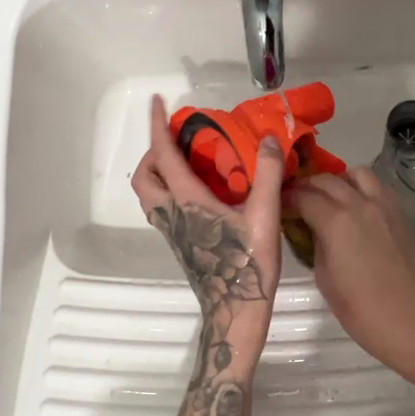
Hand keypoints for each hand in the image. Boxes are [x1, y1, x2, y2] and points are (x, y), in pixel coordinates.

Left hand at [131, 95, 284, 324]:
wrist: (235, 313)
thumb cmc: (247, 265)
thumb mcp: (264, 216)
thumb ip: (268, 174)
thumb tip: (270, 139)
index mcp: (187, 201)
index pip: (163, 155)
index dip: (158, 126)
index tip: (157, 102)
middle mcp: (172, 213)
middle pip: (144, 176)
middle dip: (153, 152)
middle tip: (177, 139)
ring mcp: (173, 231)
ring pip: (149, 194)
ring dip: (158, 171)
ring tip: (188, 160)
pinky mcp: (181, 243)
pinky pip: (163, 207)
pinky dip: (170, 188)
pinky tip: (202, 191)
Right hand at [290, 169, 414, 378]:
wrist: (407, 320)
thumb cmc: (358, 308)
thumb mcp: (323, 276)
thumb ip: (314, 243)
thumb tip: (311, 228)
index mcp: (336, 221)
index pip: (304, 196)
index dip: (287, 198)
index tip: (278, 204)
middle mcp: (360, 204)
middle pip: (327, 180)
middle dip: (308, 186)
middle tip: (297, 199)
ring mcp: (383, 206)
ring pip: (357, 173)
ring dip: (339, 180)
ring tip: (330, 197)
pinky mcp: (399, 214)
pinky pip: (377, 187)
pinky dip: (361, 188)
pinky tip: (355, 207)